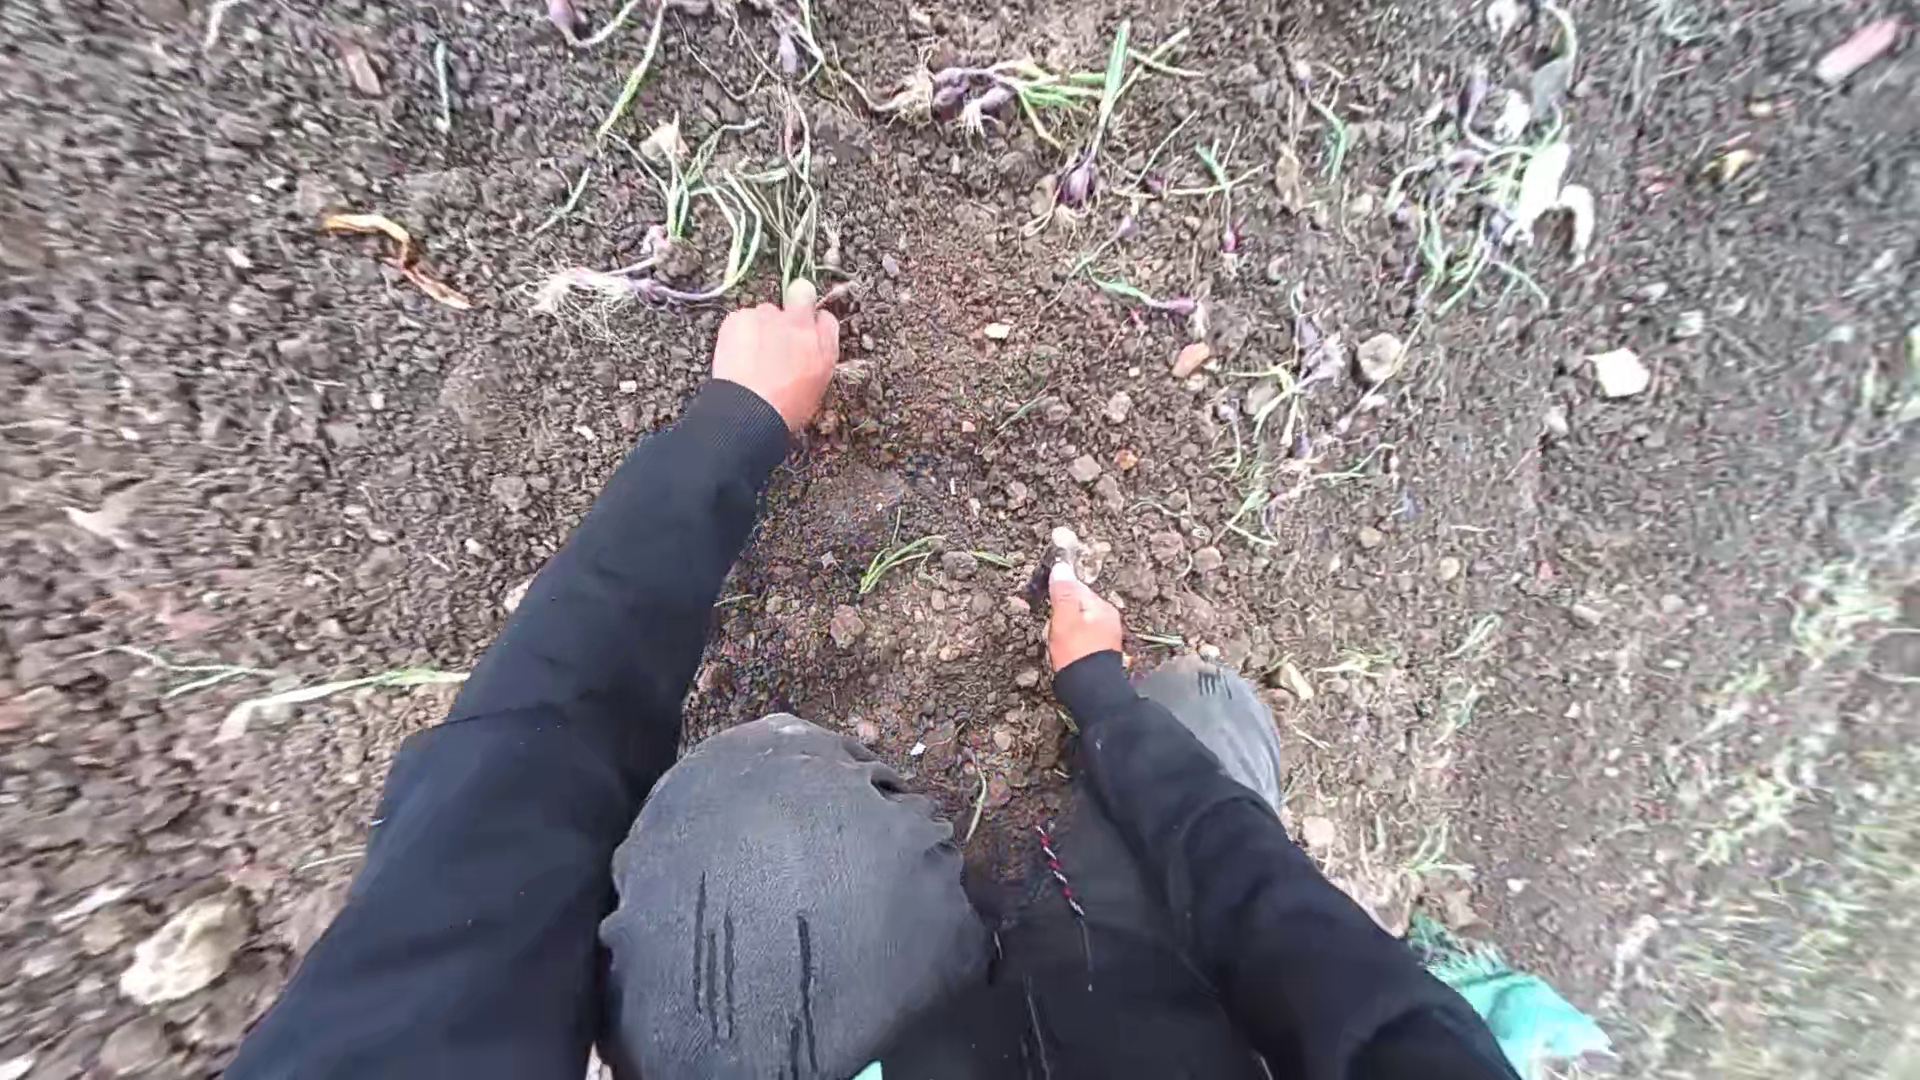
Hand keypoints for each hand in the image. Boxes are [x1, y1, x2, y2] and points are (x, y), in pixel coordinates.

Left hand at [712, 279, 839, 431]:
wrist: (751, 411)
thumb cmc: (785, 409)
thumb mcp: (816, 389)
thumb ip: (817, 359)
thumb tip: (809, 348)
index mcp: (824, 347)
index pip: (826, 319)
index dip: (815, 324)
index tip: (807, 333)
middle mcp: (801, 326)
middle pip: (802, 293)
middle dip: (797, 299)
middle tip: (783, 323)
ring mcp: (769, 318)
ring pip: (767, 311)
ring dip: (762, 325)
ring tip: (753, 355)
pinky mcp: (742, 317)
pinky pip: (742, 318)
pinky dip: (740, 332)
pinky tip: (739, 355)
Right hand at [1047, 562, 1123, 672]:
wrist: (1091, 693)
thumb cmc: (1077, 653)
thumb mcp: (1065, 618)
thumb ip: (1063, 593)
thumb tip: (1061, 567)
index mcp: (1102, 607)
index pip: (1077, 588)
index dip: (1058, 594)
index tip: (1046, 606)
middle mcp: (1108, 619)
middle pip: (1077, 606)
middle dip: (1060, 614)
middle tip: (1052, 629)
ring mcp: (1105, 637)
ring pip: (1077, 622)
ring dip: (1063, 629)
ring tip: (1056, 643)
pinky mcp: (1100, 653)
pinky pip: (1080, 638)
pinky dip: (1069, 641)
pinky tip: (1063, 652)